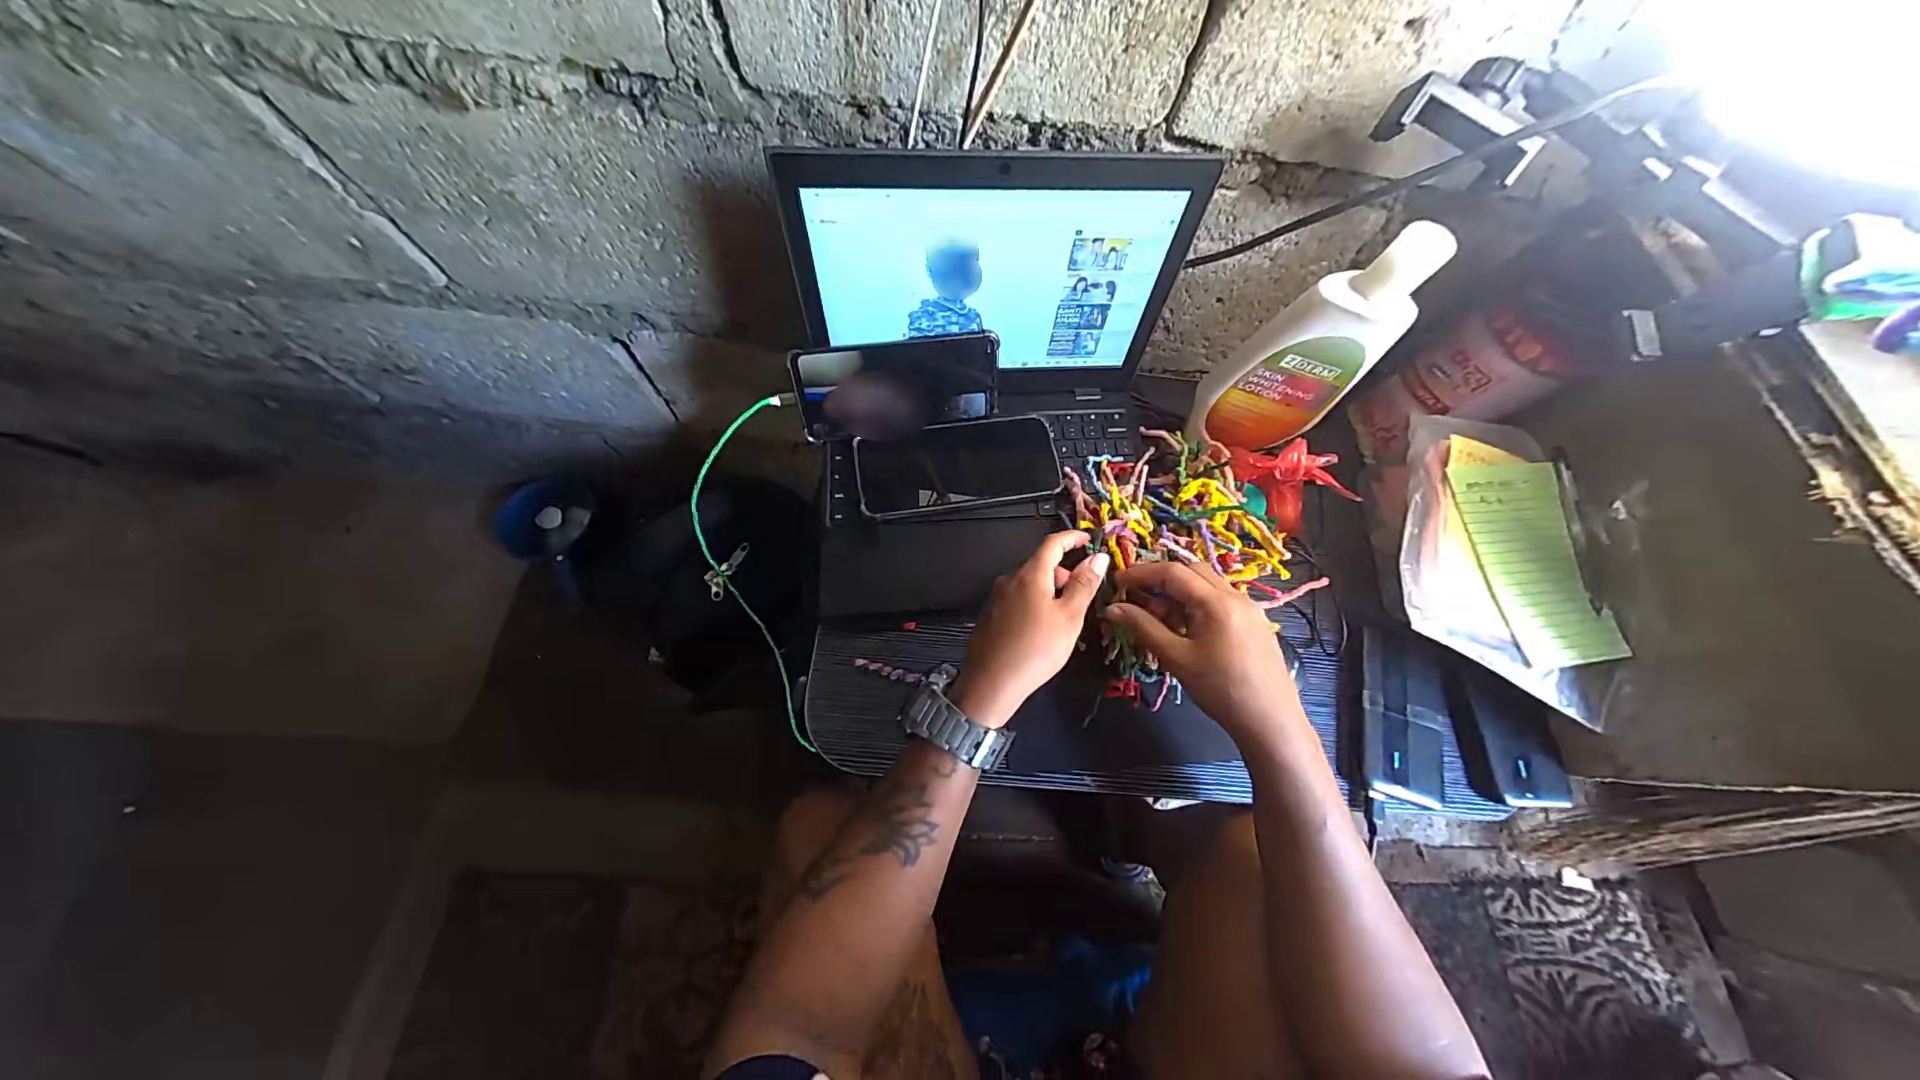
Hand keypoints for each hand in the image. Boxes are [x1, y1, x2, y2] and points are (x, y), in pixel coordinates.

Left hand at [950, 531, 1108, 727]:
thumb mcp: (1069, 617)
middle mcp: (1009, 579)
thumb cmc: (1035, 650)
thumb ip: (1084, 584)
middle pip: (1040, 563)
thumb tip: (1098, 557)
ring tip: (1064, 615)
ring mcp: (997, 597)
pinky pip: (1017, 598)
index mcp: (1030, 574)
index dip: (1072, 537)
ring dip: (1049, 588)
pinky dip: (1034, 602)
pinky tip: (1041, 628)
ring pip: (1029, 582)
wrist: (991, 683)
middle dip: (1063, 571)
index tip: (1087, 539)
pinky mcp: (990, 615)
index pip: (1052, 543)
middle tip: (1081, 592)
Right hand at [1102, 559, 1308, 752]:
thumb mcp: (1176, 658)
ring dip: (1179, 592)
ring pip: (1207, 585)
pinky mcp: (1255, 624)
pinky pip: (1220, 601)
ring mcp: (1249, 609)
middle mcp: (1236, 597)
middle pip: (1192, 571)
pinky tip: (1185, 628)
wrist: (1271, 722)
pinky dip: (1196, 604)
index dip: (1141, 573)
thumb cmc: (1221, 690)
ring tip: (1157, 615)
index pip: (1173, 572)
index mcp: (1217, 602)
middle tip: (1136, 594)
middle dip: (1161, 578)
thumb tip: (1112, 608)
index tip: (1117, 582)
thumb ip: (1143, 628)